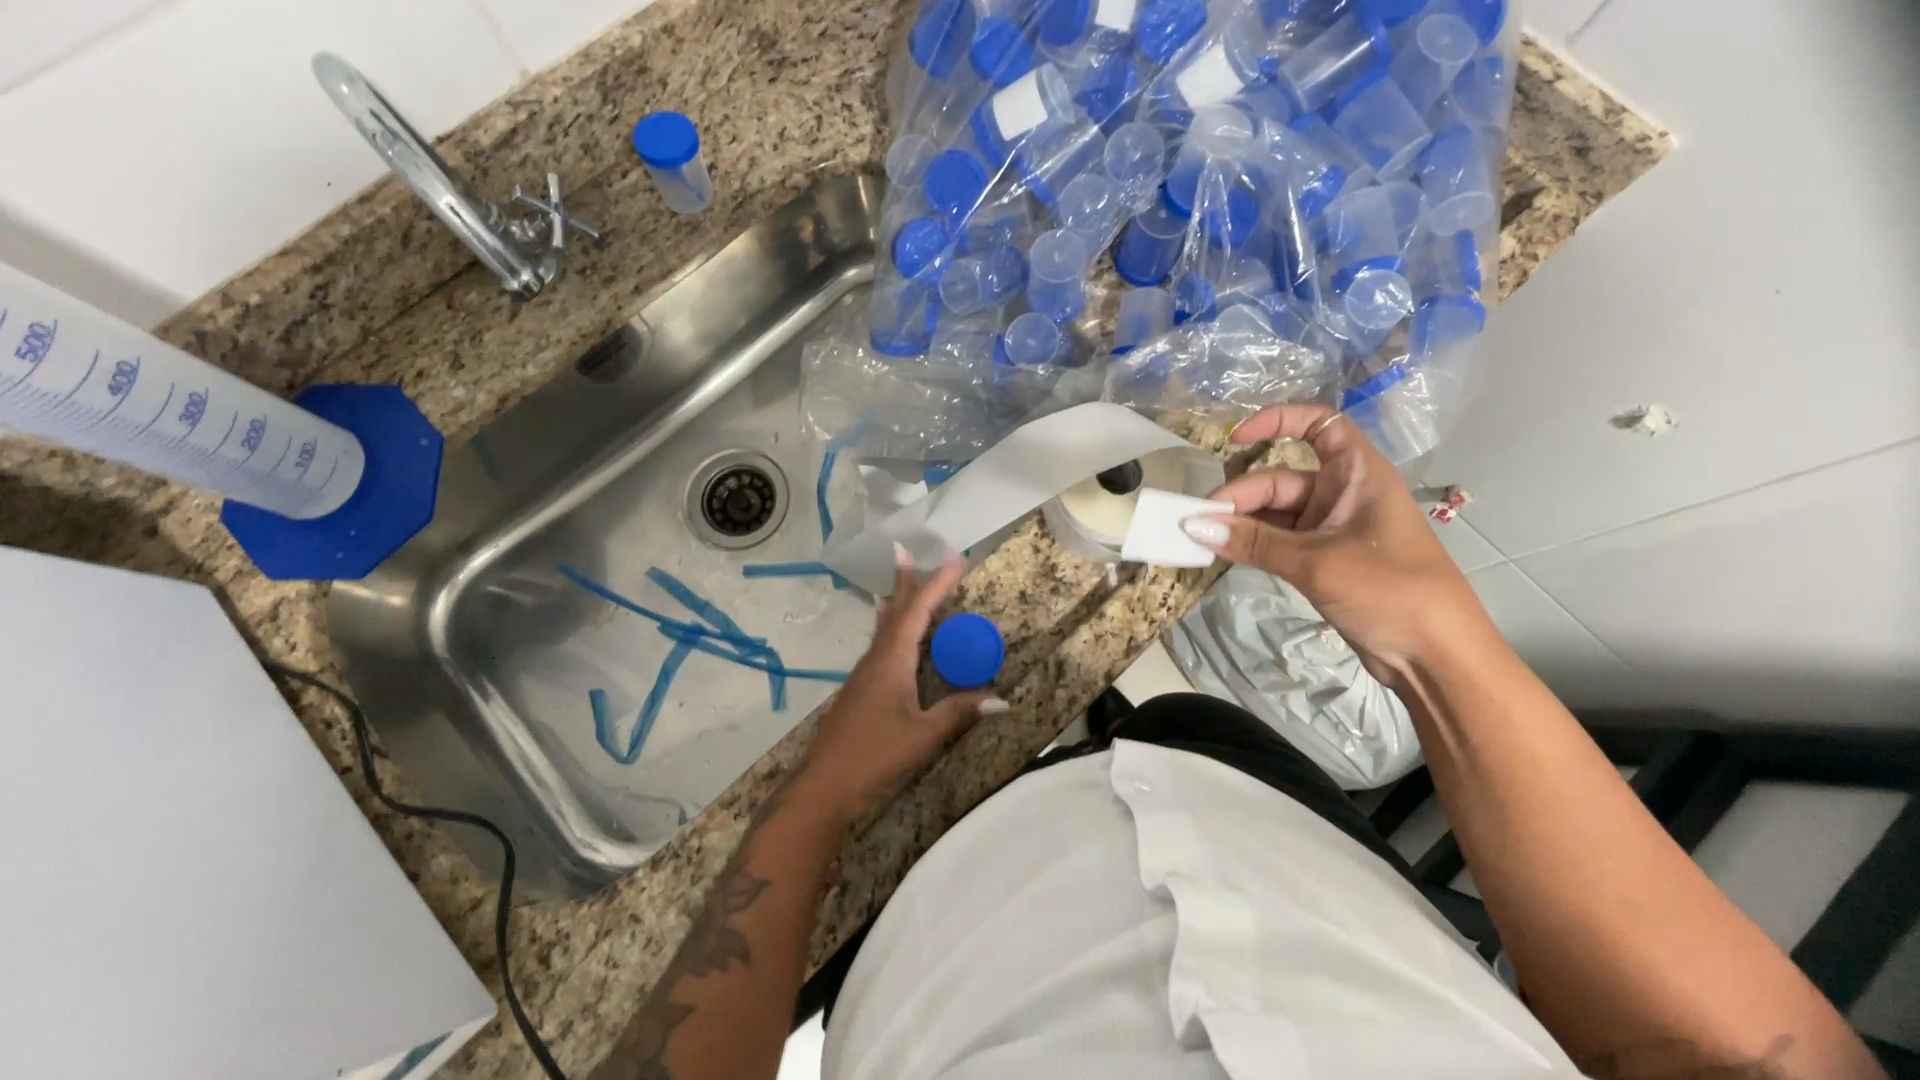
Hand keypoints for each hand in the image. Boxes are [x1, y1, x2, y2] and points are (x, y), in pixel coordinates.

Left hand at [796, 546, 1006, 822]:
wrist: (824, 785)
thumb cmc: (875, 756)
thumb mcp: (923, 735)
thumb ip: (959, 713)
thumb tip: (1002, 700)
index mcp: (891, 661)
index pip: (917, 611)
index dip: (937, 583)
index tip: (955, 558)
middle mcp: (876, 659)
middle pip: (893, 610)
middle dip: (904, 580)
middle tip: (908, 550)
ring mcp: (865, 674)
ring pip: (884, 626)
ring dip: (896, 601)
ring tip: (901, 580)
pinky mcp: (861, 690)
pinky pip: (880, 644)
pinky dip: (890, 626)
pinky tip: (891, 635)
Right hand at [1181, 403, 1492, 685]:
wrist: (1435, 655)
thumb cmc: (1391, 591)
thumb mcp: (1317, 562)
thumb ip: (1254, 543)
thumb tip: (1194, 526)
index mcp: (1359, 474)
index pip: (1319, 424)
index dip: (1278, 420)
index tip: (1235, 439)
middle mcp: (1344, 494)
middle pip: (1281, 478)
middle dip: (1241, 496)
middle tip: (1199, 523)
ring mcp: (1332, 530)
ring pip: (1275, 513)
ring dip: (1241, 524)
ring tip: (1201, 540)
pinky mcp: (1322, 562)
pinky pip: (1278, 542)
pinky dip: (1252, 546)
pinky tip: (1221, 553)